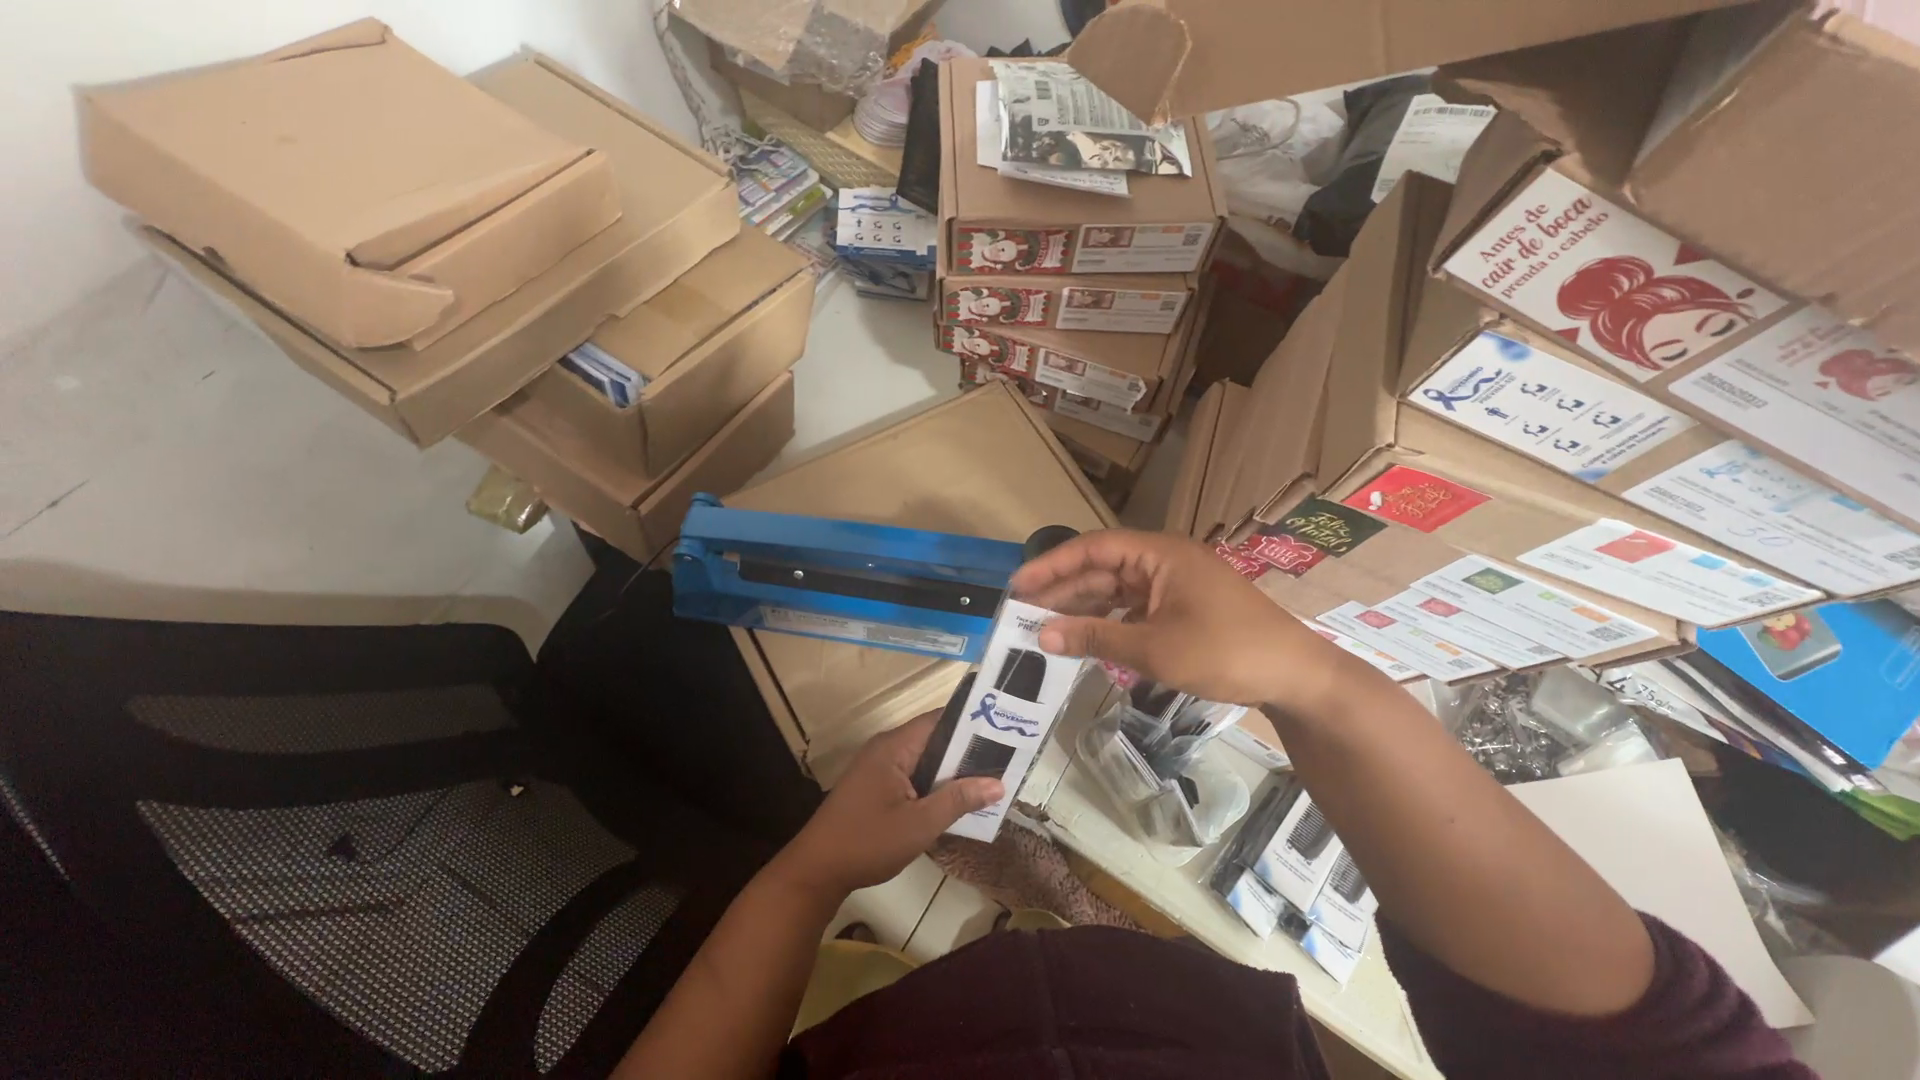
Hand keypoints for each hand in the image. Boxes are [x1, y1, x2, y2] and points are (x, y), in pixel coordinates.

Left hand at [774, 711, 1003, 898]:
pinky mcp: (875, 788)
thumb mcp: (920, 824)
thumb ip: (958, 800)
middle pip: (934, 739)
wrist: (816, 871)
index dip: (971, 724)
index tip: (1005, 729)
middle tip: (1007, 759)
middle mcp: (886, 749)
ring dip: (952, 772)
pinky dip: (934, 785)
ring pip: (924, 761)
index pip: (939, 720)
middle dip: (967, 751)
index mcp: (894, 747)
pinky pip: (912, 776)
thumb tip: (998, 783)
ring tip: (992, 779)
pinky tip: (958, 801)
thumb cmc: (868, 842)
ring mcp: (878, 769)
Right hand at [1009, 528, 1353, 711]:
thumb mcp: (1153, 648)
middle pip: (1103, 568)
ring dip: (1084, 608)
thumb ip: (1095, 638)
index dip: (1052, 565)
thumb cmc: (1225, 651)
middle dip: (1063, 590)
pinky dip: (1109, 622)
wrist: (1296, 676)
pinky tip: (1086, 639)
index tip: (1018, 586)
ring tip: (1045, 628)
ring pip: (1118, 590)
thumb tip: (1042, 635)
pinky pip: (1135, 608)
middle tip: (1022, 613)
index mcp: (1160, 554)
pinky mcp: (1185, 609)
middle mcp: (1165, 562)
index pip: (1093, 548)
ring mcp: (1177, 586)